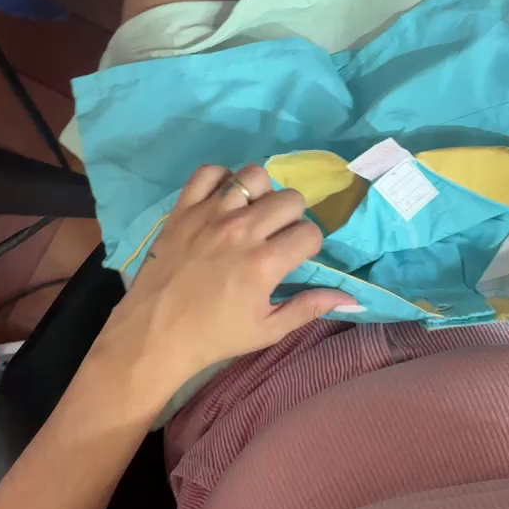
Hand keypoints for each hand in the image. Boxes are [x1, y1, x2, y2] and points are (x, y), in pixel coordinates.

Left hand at [90, 165, 353, 405]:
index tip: (296, 258)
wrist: (154, 335)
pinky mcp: (183, 210)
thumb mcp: (268, 330)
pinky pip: (209, 173)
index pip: (310, 232)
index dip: (310, 245)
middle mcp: (241, 232)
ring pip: (254, 176)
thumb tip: (353, 296)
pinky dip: (221, 179)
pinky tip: (224, 199)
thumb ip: (310, 307)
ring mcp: (210, 216)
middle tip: (278, 236)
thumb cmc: (215, 336)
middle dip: (294, 217)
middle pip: (290, 199)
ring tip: (254, 212)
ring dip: (262, 192)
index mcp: (265, 264)